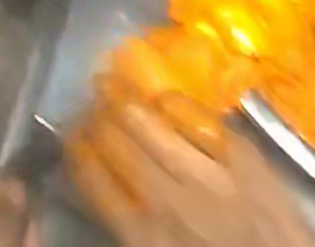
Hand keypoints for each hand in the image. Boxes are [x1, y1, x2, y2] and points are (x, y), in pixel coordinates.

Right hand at [69, 101, 314, 246]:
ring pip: (150, 121)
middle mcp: (168, 199)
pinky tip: (162, 97)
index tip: (70, 132)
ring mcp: (208, 173)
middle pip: (116, 142)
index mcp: (144, 238)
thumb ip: (131, 228)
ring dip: (123, 98)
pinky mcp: (244, 157)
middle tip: (87, 103)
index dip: (77, 148)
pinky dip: (175, 103)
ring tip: (111, 82)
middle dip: (94, 118)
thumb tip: (103, 187)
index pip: (94, 179)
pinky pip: (199, 117)